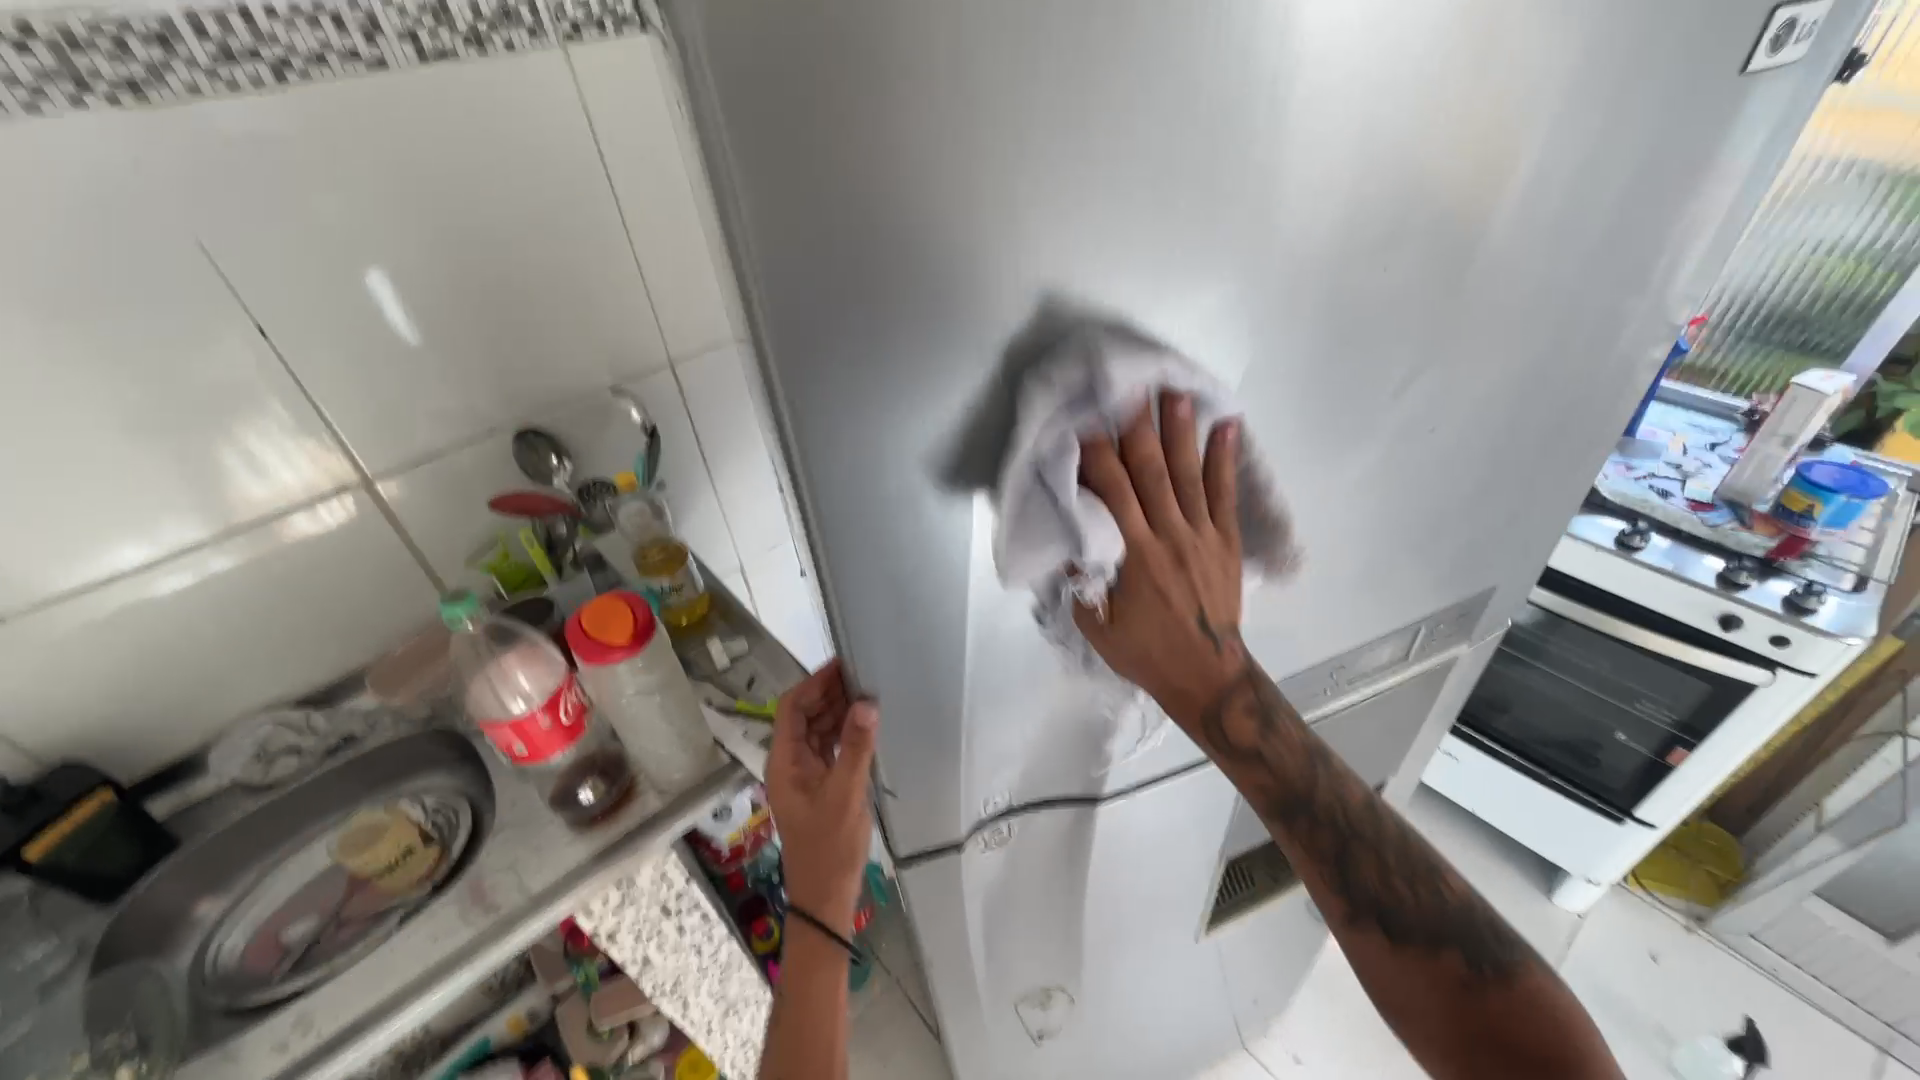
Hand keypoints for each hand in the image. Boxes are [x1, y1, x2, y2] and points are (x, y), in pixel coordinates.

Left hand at [767, 659, 877, 931]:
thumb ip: (856, 747)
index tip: (843, 664)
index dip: (815, 683)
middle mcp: (790, 762)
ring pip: (818, 730)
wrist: (826, 895)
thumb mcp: (845, 794)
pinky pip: (830, 747)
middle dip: (829, 692)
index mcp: (784, 761)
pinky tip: (867, 723)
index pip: (793, 708)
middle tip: (863, 672)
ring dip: (839, 710)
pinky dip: (845, 732)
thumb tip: (867, 703)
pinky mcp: (821, 785)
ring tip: (869, 690)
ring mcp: (805, 775)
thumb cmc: (829, 846)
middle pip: (805, 715)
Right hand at [1074, 390, 1248, 725]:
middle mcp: (1170, 536)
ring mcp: (1203, 536)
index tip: (1086, 422)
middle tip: (1131, 387)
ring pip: (1189, 474)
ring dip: (1181, 431)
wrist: (1204, 674)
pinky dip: (1225, 460)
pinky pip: (1225, 494)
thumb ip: (1081, 581)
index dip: (1098, 455)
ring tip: (1176, 391)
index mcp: (1136, 555)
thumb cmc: (1143, 652)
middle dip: (1139, 428)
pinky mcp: (1226, 542)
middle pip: (1151, 472)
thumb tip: (1069, 539)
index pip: (1113, 493)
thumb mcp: (1096, 626)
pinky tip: (1226, 426)